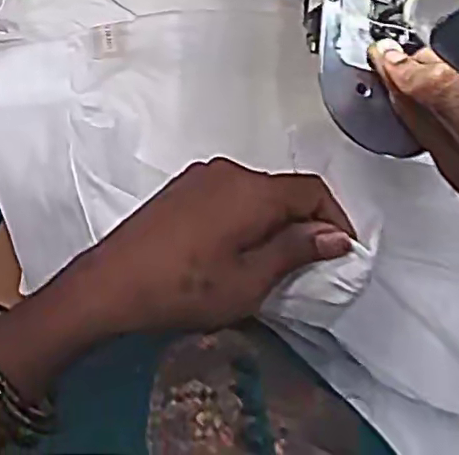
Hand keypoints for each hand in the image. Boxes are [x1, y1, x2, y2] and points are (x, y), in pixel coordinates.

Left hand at [51, 158, 355, 336]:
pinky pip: (229, 193)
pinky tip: (238, 250)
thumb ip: (295, 250)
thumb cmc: (182, 286)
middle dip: (304, 222)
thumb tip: (333, 235)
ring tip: (274, 265)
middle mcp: (226, 172)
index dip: (335, 220)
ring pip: (255, 191)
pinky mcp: (183, 187)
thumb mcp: (251, 280)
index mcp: (249, 190)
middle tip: (313, 265)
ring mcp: (201, 176)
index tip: (343, 252)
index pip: (310, 190)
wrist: (115, 281)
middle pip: (282, 189)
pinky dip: (246, 216)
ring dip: (274, 220)